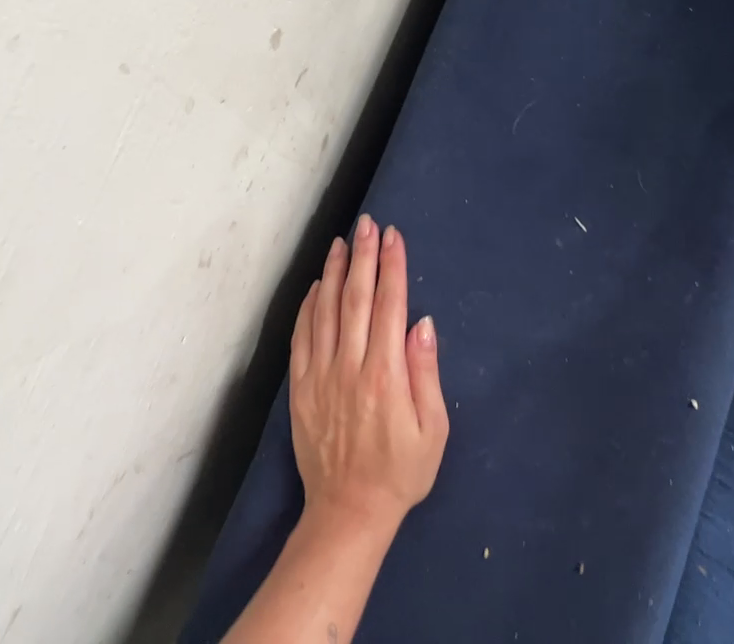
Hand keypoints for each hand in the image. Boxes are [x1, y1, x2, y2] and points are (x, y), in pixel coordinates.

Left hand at [289, 215, 448, 534]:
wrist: (349, 511)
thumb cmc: (401, 472)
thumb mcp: (433, 430)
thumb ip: (426, 374)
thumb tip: (422, 324)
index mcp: (385, 375)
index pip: (389, 306)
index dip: (392, 267)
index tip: (394, 237)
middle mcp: (349, 367)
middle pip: (355, 299)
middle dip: (363, 257)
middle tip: (368, 224)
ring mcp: (319, 376)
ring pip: (324, 311)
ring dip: (333, 272)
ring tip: (341, 242)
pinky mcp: (300, 388)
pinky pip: (301, 337)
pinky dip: (307, 307)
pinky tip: (314, 286)